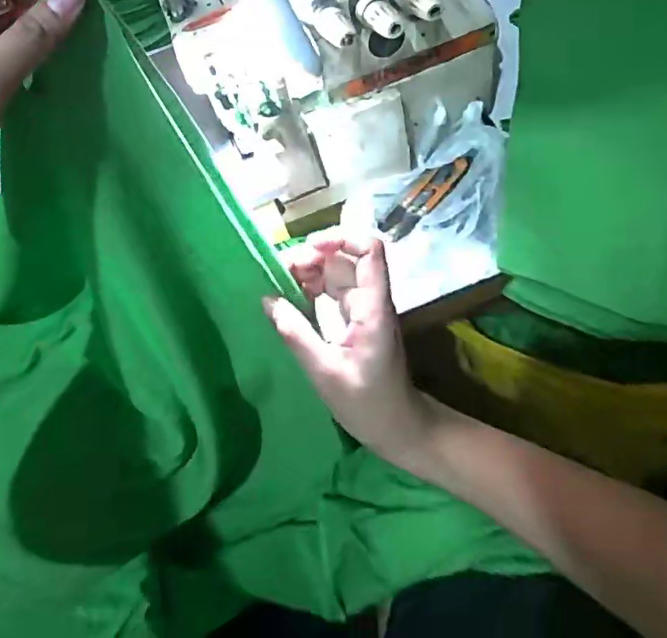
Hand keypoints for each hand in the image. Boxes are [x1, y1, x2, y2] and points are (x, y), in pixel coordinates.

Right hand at [266, 232, 437, 469]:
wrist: (399, 428)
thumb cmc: (368, 404)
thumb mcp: (325, 372)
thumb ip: (296, 334)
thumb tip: (267, 299)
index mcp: (372, 306)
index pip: (370, 250)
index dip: (341, 238)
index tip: (308, 250)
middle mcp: (370, 298)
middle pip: (345, 256)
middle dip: (312, 256)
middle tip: (281, 273)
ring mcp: (364, 306)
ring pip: (337, 269)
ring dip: (309, 270)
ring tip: (281, 284)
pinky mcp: (356, 317)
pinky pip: (333, 288)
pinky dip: (312, 285)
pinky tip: (292, 297)